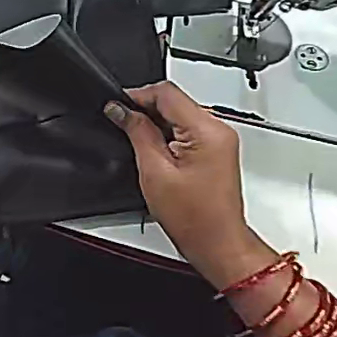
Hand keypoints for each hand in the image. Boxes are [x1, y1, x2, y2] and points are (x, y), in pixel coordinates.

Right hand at [105, 81, 268, 287]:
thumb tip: (120, 109)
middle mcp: (219, 130)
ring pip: (179, 113)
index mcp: (207, 131)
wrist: (216, 243)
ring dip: (155, 122)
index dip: (137, 96)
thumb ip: (137, 132)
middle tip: (122, 123)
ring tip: (138, 141)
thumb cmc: (194, 217)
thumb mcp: (154, 170)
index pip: (167, 93)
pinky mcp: (216, 149)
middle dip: (145, 109)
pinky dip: (167, 133)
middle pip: (174, 100)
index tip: (117, 107)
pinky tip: (155, 150)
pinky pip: (187, 128)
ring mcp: (220, 139)